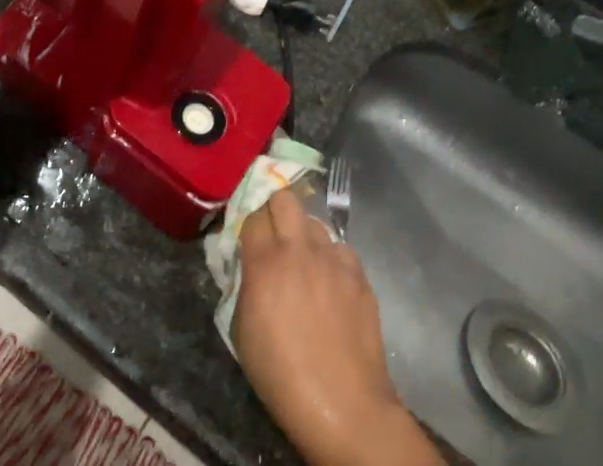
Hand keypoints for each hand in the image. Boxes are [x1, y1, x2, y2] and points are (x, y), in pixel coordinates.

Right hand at [234, 188, 440, 465]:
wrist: (342, 404)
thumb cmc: (280, 373)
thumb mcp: (241, 328)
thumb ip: (244, 284)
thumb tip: (248, 266)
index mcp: (265, 262)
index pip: (251, 215)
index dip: (247, 226)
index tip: (247, 241)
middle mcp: (300, 250)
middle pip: (286, 199)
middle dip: (275, 211)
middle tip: (273, 238)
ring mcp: (335, 261)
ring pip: (316, 222)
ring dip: (305, 235)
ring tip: (304, 263)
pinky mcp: (361, 277)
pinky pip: (342, 250)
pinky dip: (332, 258)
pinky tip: (330, 284)